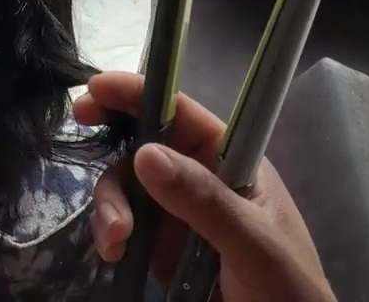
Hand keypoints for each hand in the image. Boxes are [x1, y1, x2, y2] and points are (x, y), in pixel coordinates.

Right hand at [74, 71, 333, 301]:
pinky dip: (110, 229)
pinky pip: (123, 219)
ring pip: (126, 182)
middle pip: (143, 140)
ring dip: (110, 201)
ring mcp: (176, 210)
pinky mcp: (160, 244)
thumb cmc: (289, 291)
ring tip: (115, 238)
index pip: (180, 110)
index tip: (97, 87)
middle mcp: (199, 176)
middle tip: (80, 119)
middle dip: (111, 137)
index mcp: (229, 160)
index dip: (138, 91)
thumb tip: (144, 152)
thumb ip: (204, 200)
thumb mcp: (254, 244)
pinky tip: (114, 251)